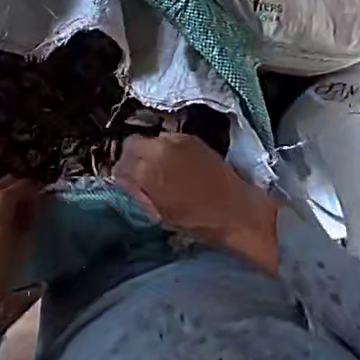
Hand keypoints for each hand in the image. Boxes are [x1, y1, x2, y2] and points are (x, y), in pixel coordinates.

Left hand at [0, 177, 42, 303]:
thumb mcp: (23, 245)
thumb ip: (29, 218)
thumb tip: (33, 205)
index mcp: (0, 200)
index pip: (24, 185)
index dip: (36, 191)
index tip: (42, 199)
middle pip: (4, 183)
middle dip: (17, 191)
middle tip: (28, 205)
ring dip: (0, 198)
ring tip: (8, 215)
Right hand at [114, 133, 279, 275]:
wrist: (239, 212)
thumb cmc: (198, 221)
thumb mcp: (160, 213)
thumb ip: (139, 193)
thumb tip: (129, 183)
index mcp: (147, 170)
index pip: (120, 164)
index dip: (122, 177)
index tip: (129, 186)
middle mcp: (158, 148)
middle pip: (130, 144)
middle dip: (131, 158)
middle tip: (139, 175)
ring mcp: (176, 140)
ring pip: (150, 139)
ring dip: (149, 152)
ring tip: (160, 169)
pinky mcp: (192, 138)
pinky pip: (168, 139)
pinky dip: (166, 149)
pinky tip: (176, 165)